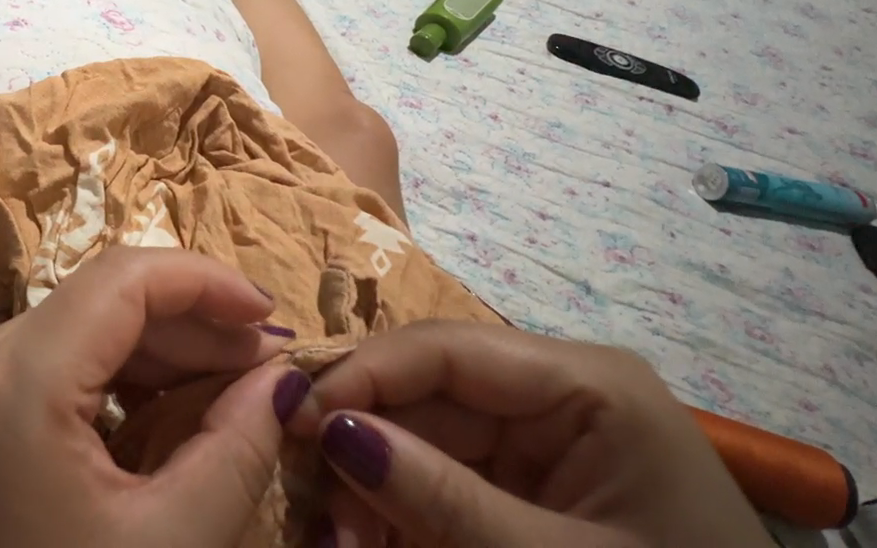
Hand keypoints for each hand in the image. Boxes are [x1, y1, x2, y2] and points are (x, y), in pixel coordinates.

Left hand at [0, 248, 302, 547]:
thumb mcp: (169, 543)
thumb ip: (235, 449)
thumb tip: (281, 379)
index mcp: (18, 378)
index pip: (121, 278)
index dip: (204, 280)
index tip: (272, 313)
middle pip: (101, 298)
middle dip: (191, 320)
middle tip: (267, 363)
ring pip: (82, 324)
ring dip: (162, 345)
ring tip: (234, 382)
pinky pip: (57, 358)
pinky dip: (121, 372)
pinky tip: (173, 404)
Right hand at [293, 322, 773, 547]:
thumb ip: (441, 497)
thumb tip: (327, 427)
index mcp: (584, 383)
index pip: (442, 346)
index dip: (361, 373)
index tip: (293, 416)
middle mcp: (551, 394)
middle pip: (422, 394)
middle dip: (360, 445)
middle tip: (310, 500)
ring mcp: (537, 441)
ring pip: (419, 440)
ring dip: (368, 486)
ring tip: (336, 540)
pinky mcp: (525, 486)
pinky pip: (439, 480)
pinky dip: (397, 511)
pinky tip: (363, 539)